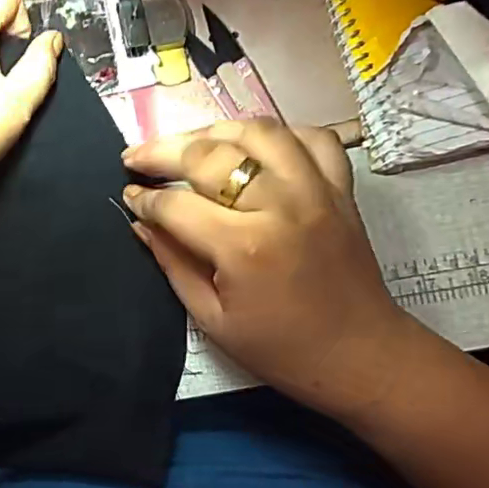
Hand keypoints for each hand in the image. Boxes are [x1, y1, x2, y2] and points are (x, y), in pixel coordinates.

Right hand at [122, 120, 413, 414]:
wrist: (360, 355)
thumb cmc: (281, 349)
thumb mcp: (212, 319)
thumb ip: (173, 264)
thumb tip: (141, 223)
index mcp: (243, 246)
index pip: (176, 204)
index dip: (144, 198)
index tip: (128, 195)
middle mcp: (279, 204)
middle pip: (209, 155)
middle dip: (163, 152)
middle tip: (137, 157)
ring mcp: (315, 189)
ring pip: (257, 132)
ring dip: (215, 132)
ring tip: (189, 145)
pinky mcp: (340, 188)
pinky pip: (310, 138)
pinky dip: (278, 134)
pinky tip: (254, 148)